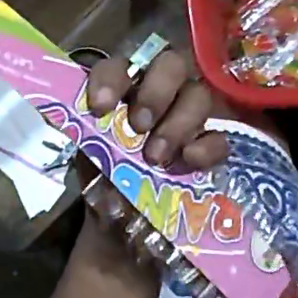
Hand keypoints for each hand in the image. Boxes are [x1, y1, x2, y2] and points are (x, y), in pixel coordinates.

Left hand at [67, 48, 232, 297]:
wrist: (119, 233)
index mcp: (123, 92)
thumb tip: (78, 122)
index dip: (112, 78)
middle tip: (140, 126)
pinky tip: (190, 162)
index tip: (100, 107)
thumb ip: (87, 137)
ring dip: (179, 122)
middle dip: (158, 91)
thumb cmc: (101, 186)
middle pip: (172, 64)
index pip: (119, 65)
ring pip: (199, 95)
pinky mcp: (207, 150)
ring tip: (156, 158)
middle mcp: (158, 95)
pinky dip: (207, 146)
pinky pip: (219, 137)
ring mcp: (187, 120)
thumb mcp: (88, 161)